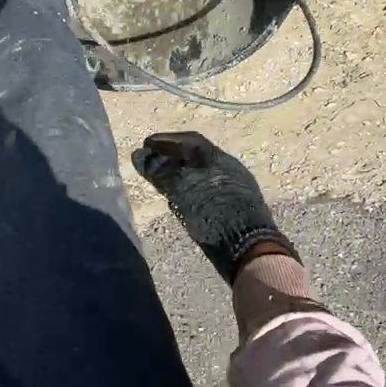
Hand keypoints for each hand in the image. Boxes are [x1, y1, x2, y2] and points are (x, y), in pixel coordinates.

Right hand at [132, 132, 297, 285]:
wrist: (247, 246)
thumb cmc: (213, 212)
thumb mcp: (181, 190)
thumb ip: (159, 171)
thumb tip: (138, 155)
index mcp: (218, 157)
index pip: (188, 140)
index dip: (164, 141)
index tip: (145, 145)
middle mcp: (228, 166)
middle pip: (195, 155)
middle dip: (172, 155)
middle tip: (151, 160)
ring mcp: (234, 185)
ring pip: (201, 171)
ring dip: (180, 172)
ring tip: (160, 178)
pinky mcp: (235, 204)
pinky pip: (207, 186)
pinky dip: (189, 186)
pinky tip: (179, 195)